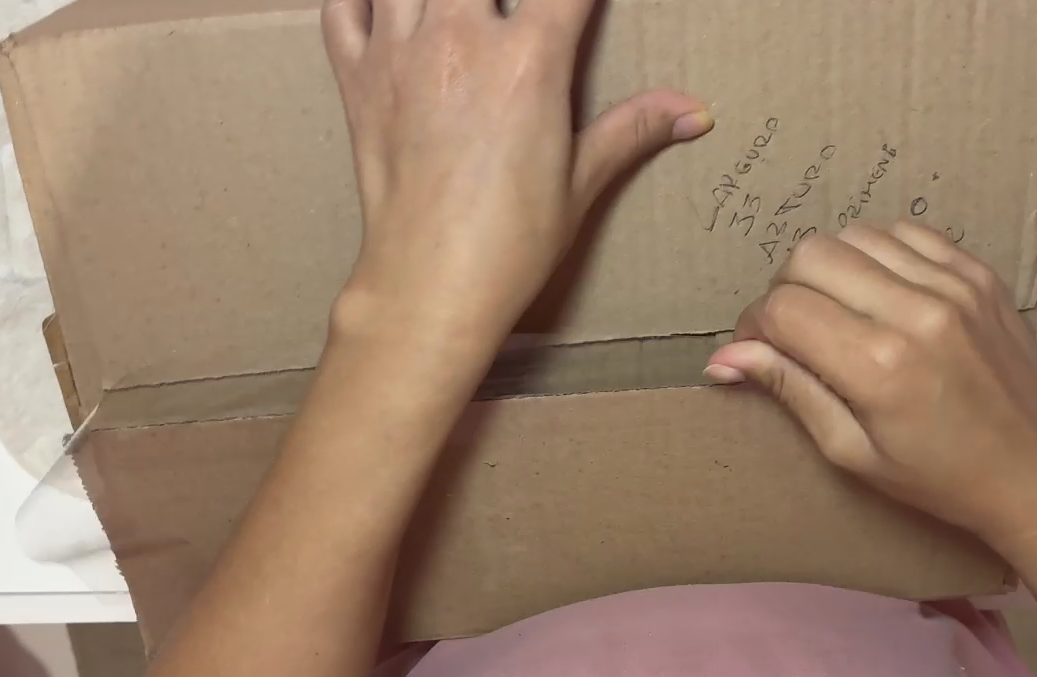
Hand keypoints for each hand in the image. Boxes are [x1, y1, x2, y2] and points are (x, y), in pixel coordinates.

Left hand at [322, 0, 711, 351]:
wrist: (432, 286)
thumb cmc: (511, 246)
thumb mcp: (580, 188)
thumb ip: (631, 131)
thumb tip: (695, 111)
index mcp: (528, 60)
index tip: (585, 5)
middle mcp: (460, 35)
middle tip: (510, 15)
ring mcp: (399, 51)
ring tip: (462, 14)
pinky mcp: (356, 79)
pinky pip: (341, 2)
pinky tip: (388, 8)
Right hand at [705, 222, 1036, 563]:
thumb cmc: (938, 479)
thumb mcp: (850, 451)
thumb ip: (789, 390)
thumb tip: (723, 359)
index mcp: (877, 365)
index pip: (783, 308)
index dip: (753, 328)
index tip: (756, 353)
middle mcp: (915, 310)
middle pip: (810, 255)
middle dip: (783, 292)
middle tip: (792, 334)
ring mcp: (953, 283)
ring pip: (854, 235)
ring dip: (828, 271)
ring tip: (837, 316)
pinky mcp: (979, 272)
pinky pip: (904, 233)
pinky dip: (875, 255)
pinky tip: (879, 296)